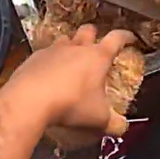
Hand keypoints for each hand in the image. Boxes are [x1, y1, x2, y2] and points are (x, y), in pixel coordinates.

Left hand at [0, 24, 137, 135]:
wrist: (28, 101)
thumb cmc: (70, 105)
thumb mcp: (99, 119)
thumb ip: (114, 123)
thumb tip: (121, 128)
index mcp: (98, 57)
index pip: (117, 38)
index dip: (126, 36)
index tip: (130, 39)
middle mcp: (76, 48)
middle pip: (89, 30)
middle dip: (95, 35)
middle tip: (97, 47)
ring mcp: (53, 50)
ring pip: (65, 39)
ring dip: (70, 46)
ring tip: (72, 60)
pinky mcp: (33, 57)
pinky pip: (45, 53)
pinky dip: (50, 61)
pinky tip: (48, 75)